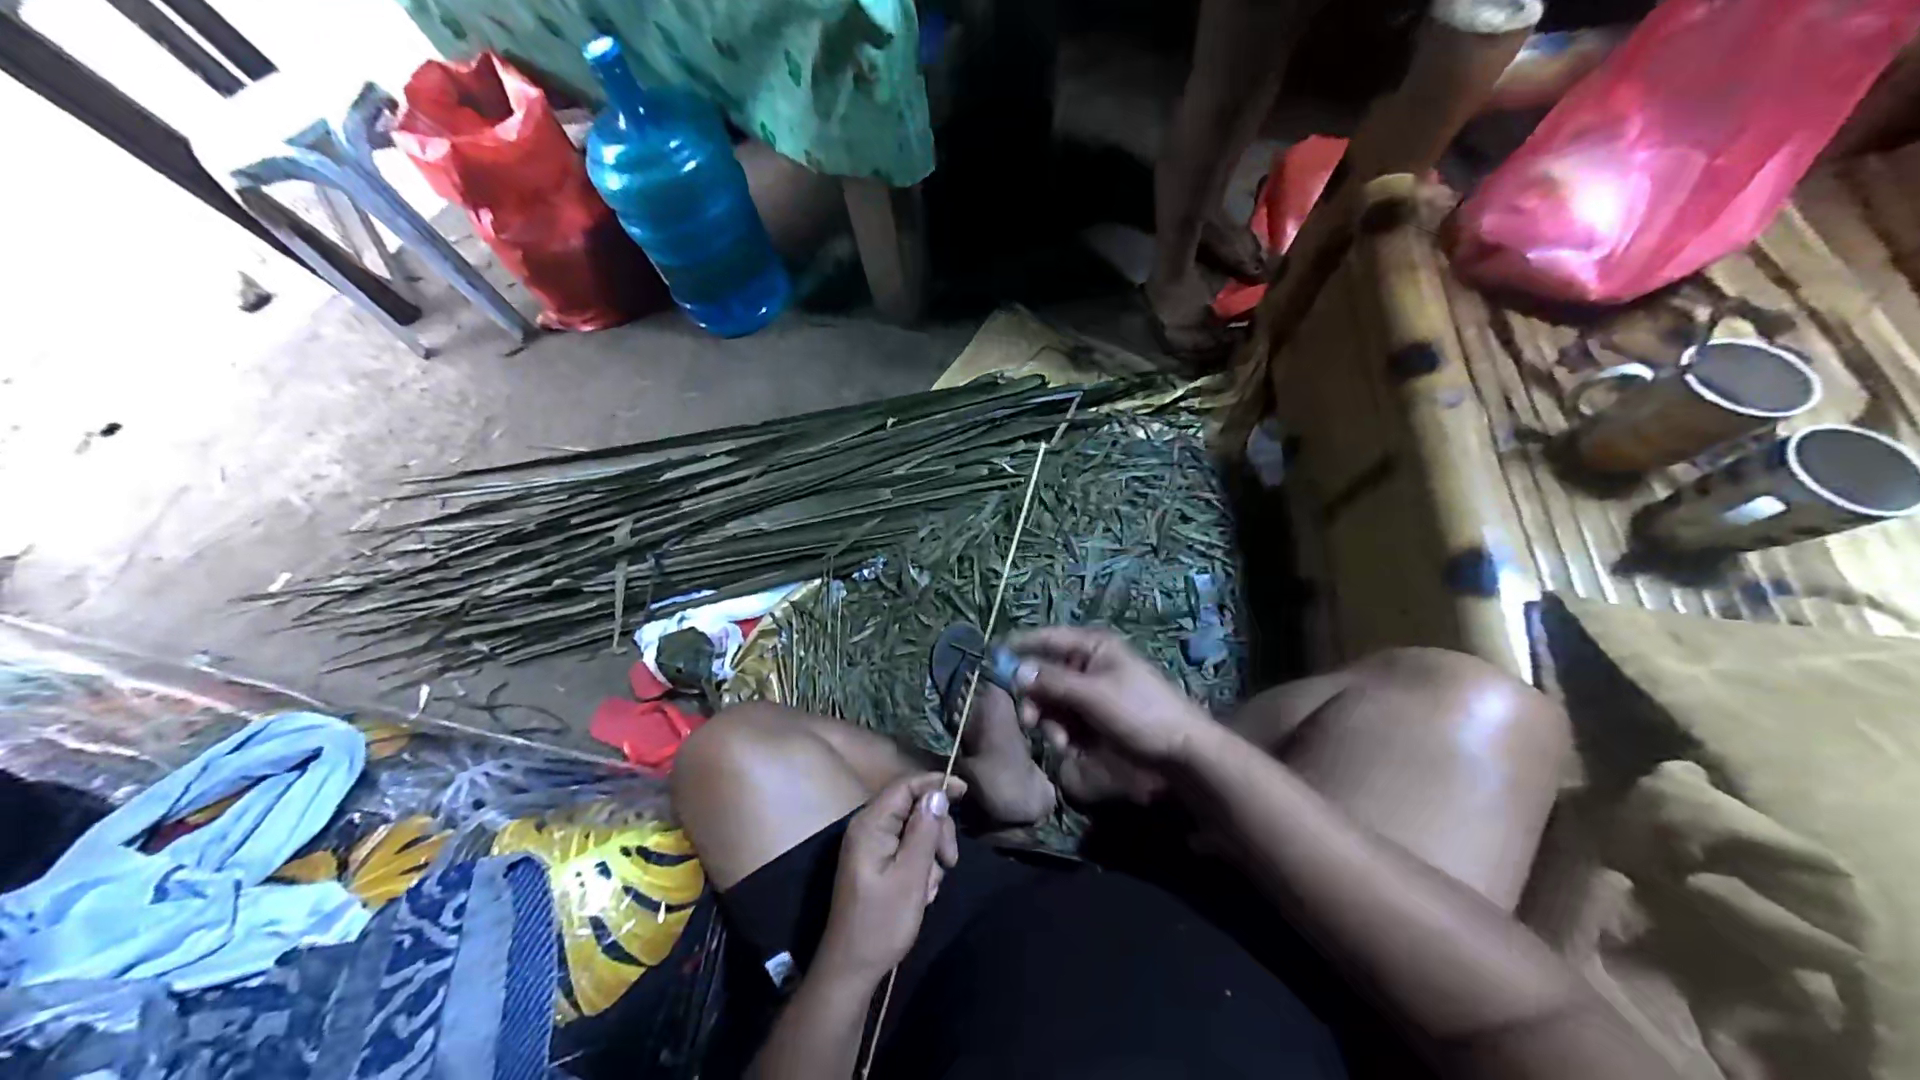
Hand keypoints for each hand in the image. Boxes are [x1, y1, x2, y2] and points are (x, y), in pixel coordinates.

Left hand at [815, 772, 961, 983]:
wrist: (852, 969)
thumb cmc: (881, 922)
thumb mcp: (911, 876)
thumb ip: (925, 831)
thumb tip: (938, 794)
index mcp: (870, 824)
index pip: (905, 785)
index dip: (935, 783)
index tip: (964, 792)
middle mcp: (868, 827)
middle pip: (913, 807)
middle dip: (937, 829)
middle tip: (949, 861)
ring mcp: (872, 845)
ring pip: (915, 829)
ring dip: (931, 852)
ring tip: (930, 886)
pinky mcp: (877, 862)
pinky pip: (908, 849)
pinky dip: (921, 865)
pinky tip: (923, 890)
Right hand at [1009, 626, 1215, 803]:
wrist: (1181, 752)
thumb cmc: (1140, 712)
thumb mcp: (1093, 695)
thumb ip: (1052, 682)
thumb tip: (1015, 671)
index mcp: (1093, 647)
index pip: (1048, 639)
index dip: (1020, 647)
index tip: (993, 659)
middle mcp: (1089, 665)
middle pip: (1044, 674)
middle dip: (1035, 698)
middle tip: (1028, 720)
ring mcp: (1092, 693)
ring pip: (1052, 701)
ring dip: (1049, 721)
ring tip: (1061, 741)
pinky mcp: (1095, 718)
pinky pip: (1065, 720)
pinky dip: (1063, 733)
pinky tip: (1071, 747)